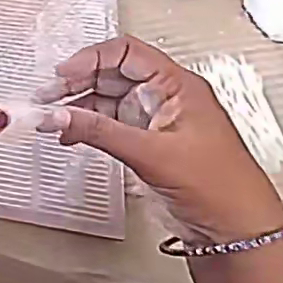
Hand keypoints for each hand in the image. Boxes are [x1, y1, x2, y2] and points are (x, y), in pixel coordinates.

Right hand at [34, 36, 282, 241]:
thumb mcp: (152, 153)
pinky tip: (67, 134)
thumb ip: (100, 131)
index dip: (90, 59)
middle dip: (76, 82)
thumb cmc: (219, 186)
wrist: (234, 229)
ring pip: (104, 98)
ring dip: (75, 106)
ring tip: (51, 117)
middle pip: (110, 74)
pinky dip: (83, 126)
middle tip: (48, 96)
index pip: (126, 53)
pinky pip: (105, 123)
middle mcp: (163, 97)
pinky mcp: (143, 141)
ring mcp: (152, 119)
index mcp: (177, 86)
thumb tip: (61, 114)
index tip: (62, 74)